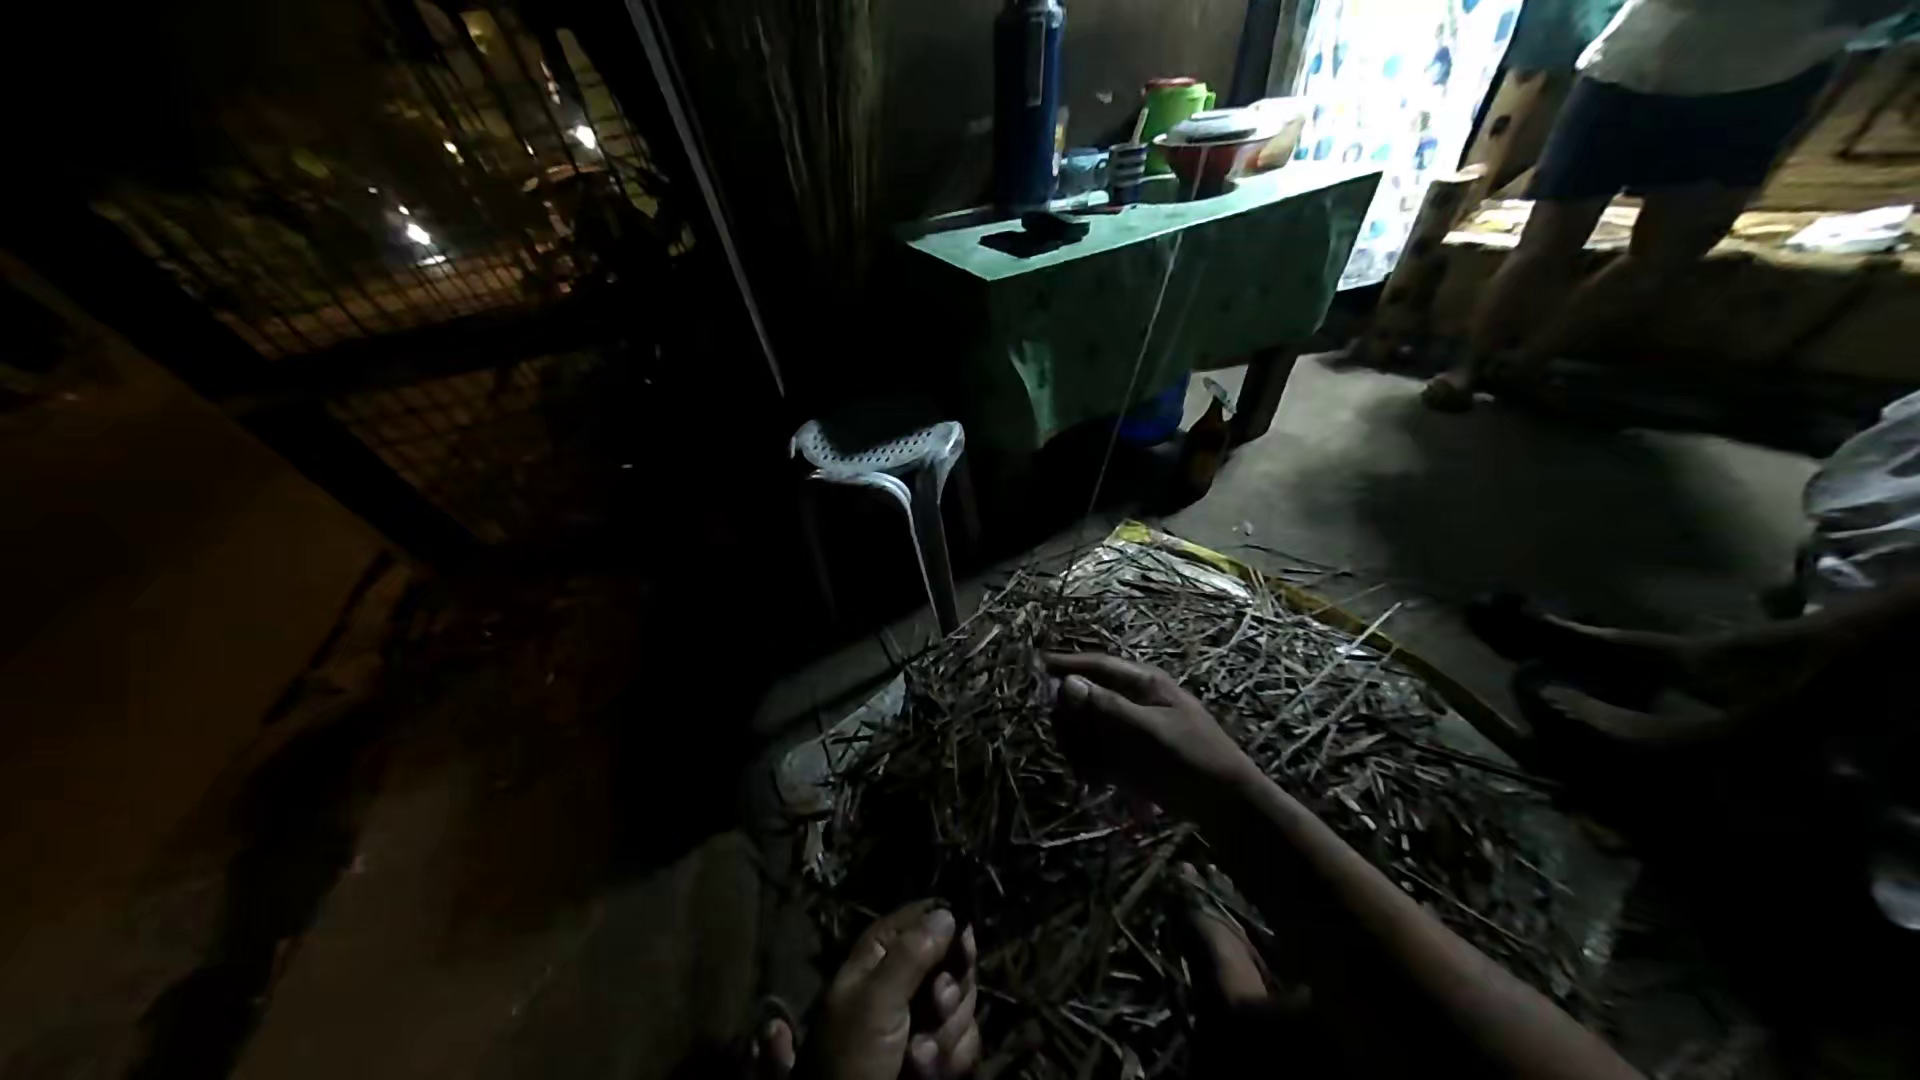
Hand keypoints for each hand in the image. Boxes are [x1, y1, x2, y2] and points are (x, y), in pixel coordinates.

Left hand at [804, 901, 979, 1079]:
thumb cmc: (852, 1059)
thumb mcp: (875, 1002)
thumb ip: (911, 954)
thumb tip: (948, 912)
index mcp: (881, 955)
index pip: (924, 918)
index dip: (947, 929)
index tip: (961, 948)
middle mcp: (904, 979)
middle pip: (953, 961)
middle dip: (949, 992)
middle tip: (935, 1009)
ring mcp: (922, 1017)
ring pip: (964, 1003)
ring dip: (946, 1034)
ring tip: (915, 1059)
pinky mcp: (939, 1051)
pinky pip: (967, 1041)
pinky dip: (951, 1060)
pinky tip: (926, 1075)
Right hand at [1044, 653, 1259, 822]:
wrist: (1225, 804)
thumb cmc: (1193, 756)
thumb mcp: (1151, 729)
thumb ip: (1109, 707)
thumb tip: (1068, 682)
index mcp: (1143, 684)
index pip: (1098, 665)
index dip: (1067, 664)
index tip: (1037, 666)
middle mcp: (1131, 701)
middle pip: (1084, 697)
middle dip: (1071, 718)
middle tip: (1068, 741)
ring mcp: (1127, 729)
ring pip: (1085, 727)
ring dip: (1078, 746)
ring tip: (1087, 769)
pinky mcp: (1126, 756)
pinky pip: (1094, 753)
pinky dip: (1088, 765)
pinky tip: (1095, 781)